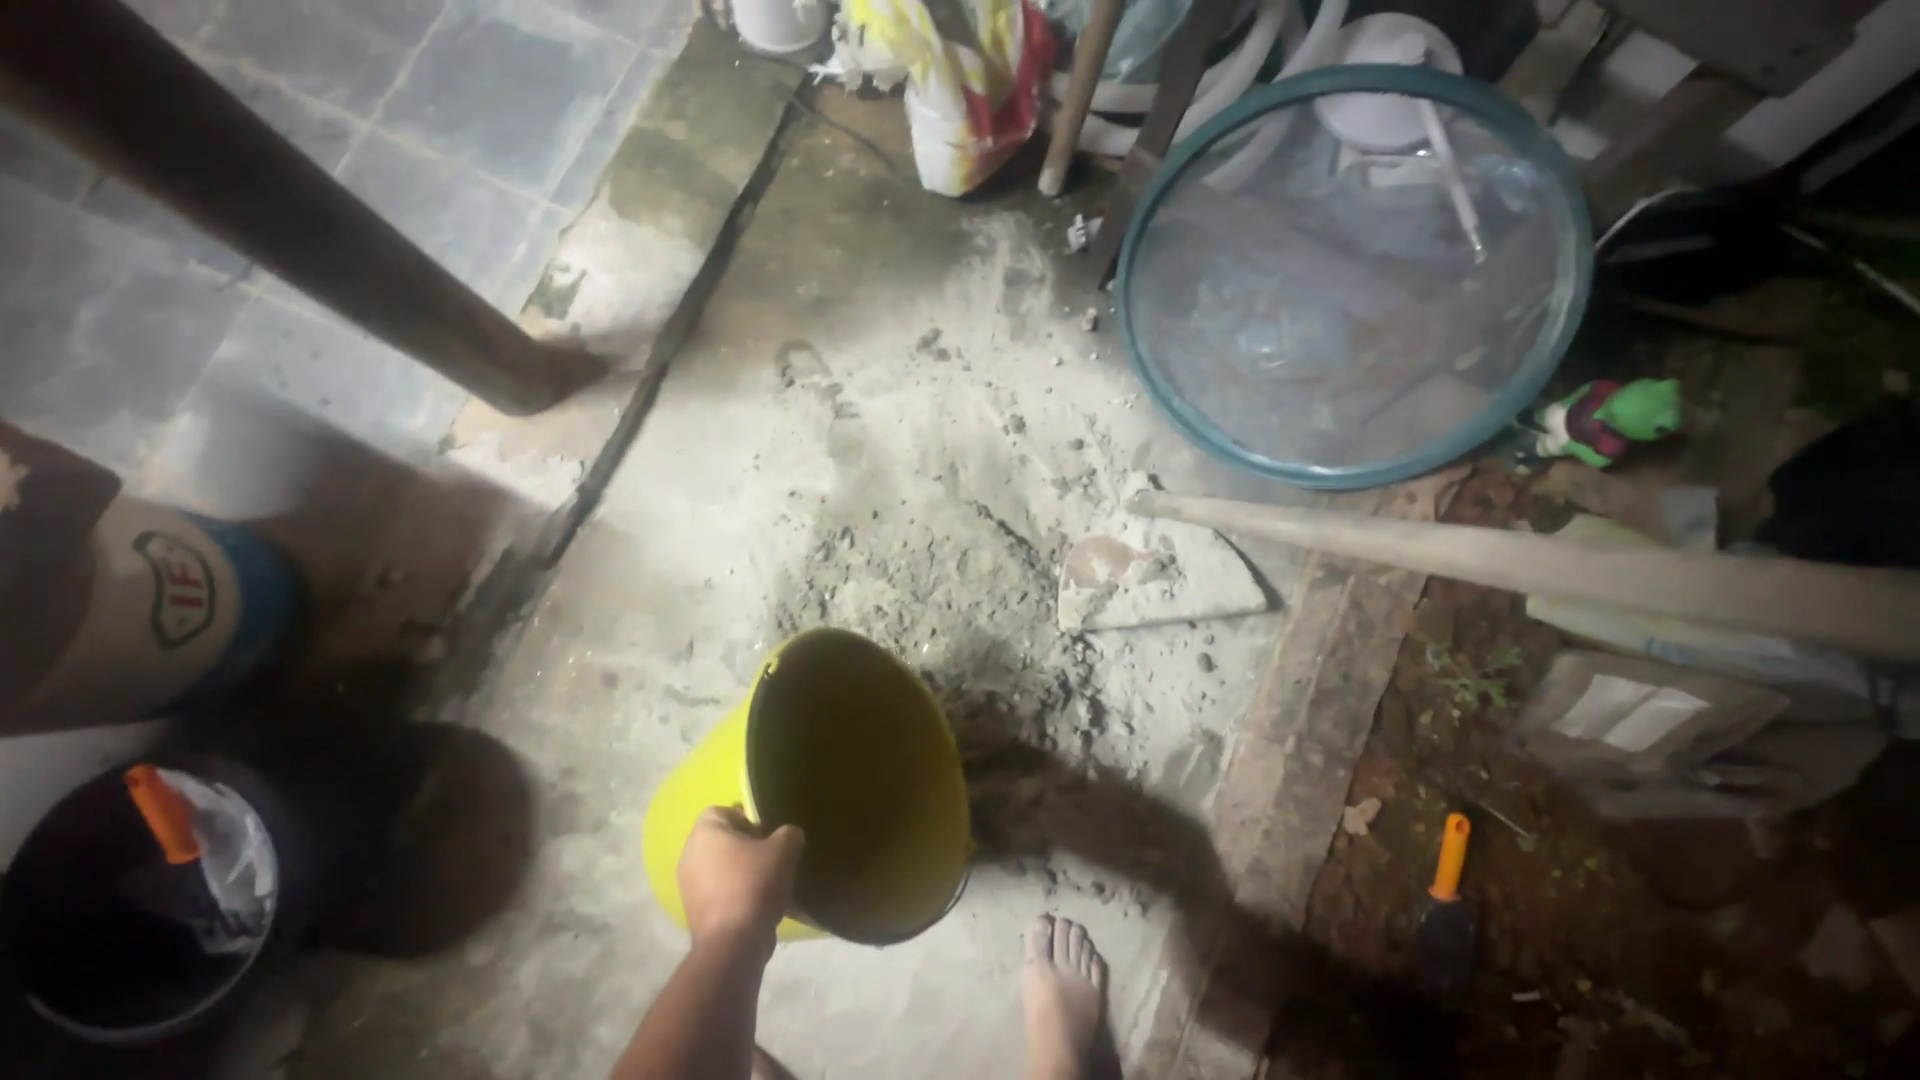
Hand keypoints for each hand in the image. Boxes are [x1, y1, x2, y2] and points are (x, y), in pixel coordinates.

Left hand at [677, 806, 804, 950]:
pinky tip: (755, 904)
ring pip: (719, 866)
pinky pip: (717, 890)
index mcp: (705, 831)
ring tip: (766, 883)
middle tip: (771, 858)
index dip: (748, 817)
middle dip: (746, 846)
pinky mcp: (692, 910)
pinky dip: (733, 893)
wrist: (733, 942)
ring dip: (740, 871)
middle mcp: (688, 853)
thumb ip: (788, 833)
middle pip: (722, 839)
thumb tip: (786, 836)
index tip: (768, 835)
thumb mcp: (784, 849)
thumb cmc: (754, 884)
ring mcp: (687, 884)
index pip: (724, 810)